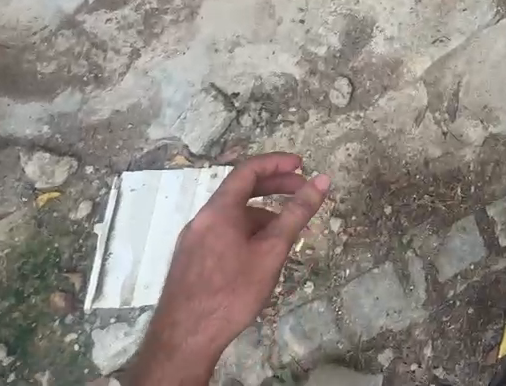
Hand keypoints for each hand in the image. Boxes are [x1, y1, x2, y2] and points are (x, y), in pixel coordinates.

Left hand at [129, 154, 331, 384]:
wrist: (182, 344)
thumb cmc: (231, 292)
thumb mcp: (272, 250)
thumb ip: (297, 212)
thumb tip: (323, 179)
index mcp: (218, 211)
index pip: (248, 170)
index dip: (277, 162)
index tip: (303, 165)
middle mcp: (201, 220)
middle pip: (240, 190)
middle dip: (275, 186)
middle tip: (303, 190)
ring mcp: (193, 242)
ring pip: (233, 215)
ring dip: (263, 212)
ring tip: (287, 230)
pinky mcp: (191, 261)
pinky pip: (223, 232)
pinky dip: (248, 230)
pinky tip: (261, 253)